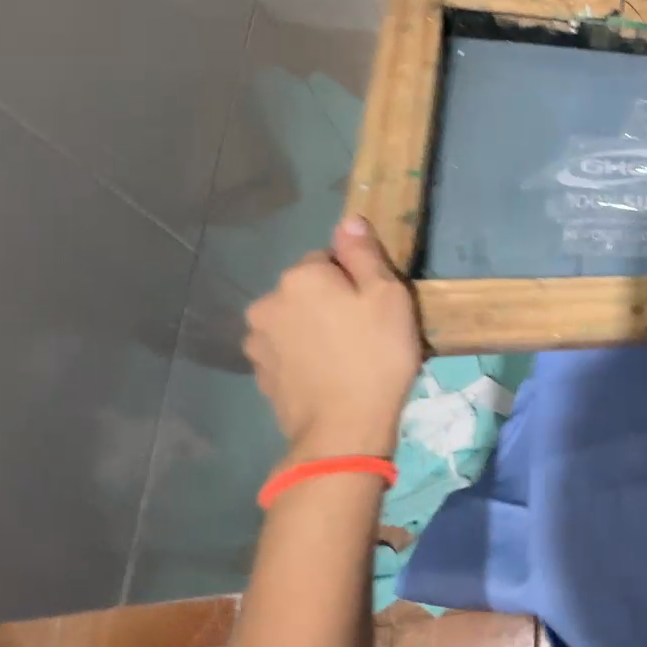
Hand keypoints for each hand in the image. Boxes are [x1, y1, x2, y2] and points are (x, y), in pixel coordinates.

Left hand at [244, 217, 422, 463]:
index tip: (376, 302)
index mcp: (301, 277)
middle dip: (330, 301)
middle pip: (307, 289)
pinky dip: (304, 354)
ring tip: (347, 353)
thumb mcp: (388, 296)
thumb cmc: (377, 353)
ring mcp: (257, 340)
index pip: (329, 258)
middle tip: (367, 327)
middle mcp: (268, 301)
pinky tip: (329, 372)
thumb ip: (365, 255)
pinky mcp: (259, 372)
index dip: (356, 277)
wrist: (344, 425)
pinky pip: (286, 349)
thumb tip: (348, 222)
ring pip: (294, 319)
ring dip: (314, 328)